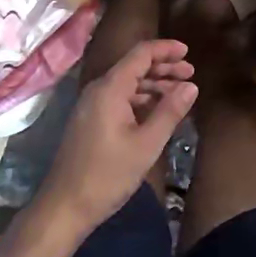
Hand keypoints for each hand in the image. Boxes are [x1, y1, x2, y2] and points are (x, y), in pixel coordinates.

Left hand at [32, 40, 197, 238]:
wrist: (64, 207)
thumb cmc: (107, 175)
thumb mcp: (146, 144)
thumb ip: (170, 111)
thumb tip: (191, 86)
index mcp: (110, 88)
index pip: (141, 53)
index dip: (165, 49)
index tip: (188, 52)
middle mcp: (99, 89)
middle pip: (134, 66)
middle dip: (163, 67)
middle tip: (190, 74)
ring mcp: (92, 105)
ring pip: (127, 83)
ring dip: (154, 84)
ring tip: (179, 93)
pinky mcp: (90, 120)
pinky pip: (119, 98)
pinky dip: (141, 99)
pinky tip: (157, 112)